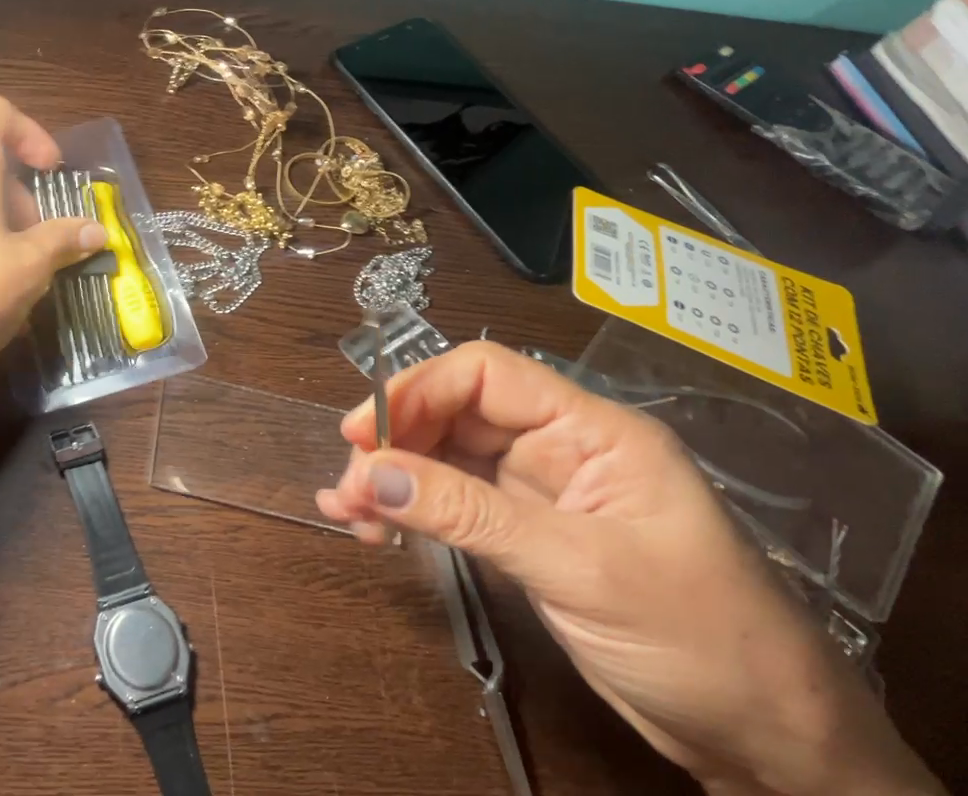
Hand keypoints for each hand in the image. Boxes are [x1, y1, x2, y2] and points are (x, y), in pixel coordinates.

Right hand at [317, 342, 938, 795]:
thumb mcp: (580, 569)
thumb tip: (371, 473)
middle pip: (453, 414)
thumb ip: (470, 515)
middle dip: (393, 443)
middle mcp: (558, 451)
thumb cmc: (700, 639)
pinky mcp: (521, 537)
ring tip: (347, 512)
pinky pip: (448, 505)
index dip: (417, 391)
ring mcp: (537, 495)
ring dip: (389, 479)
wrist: (768, 741)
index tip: (362, 435)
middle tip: (348, 488)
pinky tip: (372, 527)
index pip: (486, 375)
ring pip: (441, 459)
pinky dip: (406, 510)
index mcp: (592, 432)